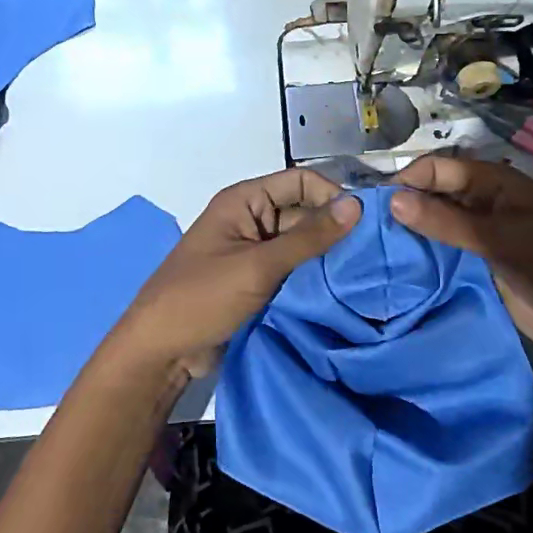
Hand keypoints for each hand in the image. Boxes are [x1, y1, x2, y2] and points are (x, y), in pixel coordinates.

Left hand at [107, 169, 360, 381]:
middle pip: (303, 211)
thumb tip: (356, 205)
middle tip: (373, 253)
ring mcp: (253, 251)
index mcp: (244, 201)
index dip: (332, 195)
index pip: (300, 181)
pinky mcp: (256, 280)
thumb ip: (308, 237)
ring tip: (364, 272)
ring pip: (301, 242)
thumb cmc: (202, 297)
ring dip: (326, 254)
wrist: (160, 351)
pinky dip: (312, 275)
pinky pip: (292, 268)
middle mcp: (251, 219)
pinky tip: (341, 288)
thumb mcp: (258, 265)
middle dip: (334, 228)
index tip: (366, 222)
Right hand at [391, 155, 532, 357]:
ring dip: (409, 234)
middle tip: (364, 228)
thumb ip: (446, 222)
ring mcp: (480, 236)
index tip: (372, 204)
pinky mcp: (477, 265)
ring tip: (371, 247)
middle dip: (404, 206)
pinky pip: (443, 253)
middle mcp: (483, 204)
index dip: (407, 181)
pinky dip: (422, 257)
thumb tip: (392, 200)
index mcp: (495, 183)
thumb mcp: (500, 239)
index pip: (440, 169)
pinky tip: (395, 267)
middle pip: (434, 195)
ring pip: (435, 225)